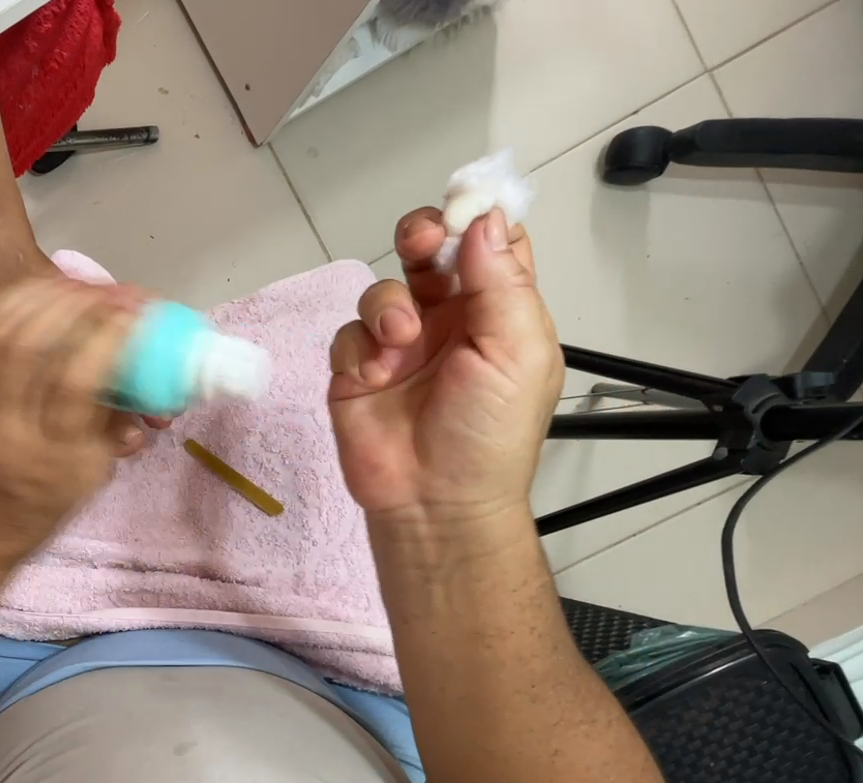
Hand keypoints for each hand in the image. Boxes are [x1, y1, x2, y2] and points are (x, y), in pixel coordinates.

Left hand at [0, 278, 140, 581]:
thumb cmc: (34, 512)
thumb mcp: (85, 482)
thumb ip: (112, 432)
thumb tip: (148, 390)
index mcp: (50, 460)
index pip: (80, 382)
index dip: (108, 339)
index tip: (133, 315)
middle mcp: (7, 433)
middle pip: (37, 350)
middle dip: (77, 309)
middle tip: (106, 293)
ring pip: (2, 339)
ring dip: (41, 303)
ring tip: (72, 288)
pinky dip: (5, 314)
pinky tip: (28, 299)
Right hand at [328, 208, 562, 526]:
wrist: (431, 498)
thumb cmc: (488, 431)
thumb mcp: (516, 352)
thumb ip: (500, 283)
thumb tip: (481, 220)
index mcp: (496, 311)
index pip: (489, 246)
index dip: (478, 218)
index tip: (466, 204)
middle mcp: (445, 320)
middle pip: (428, 254)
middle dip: (421, 236)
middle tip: (420, 240)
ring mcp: (395, 345)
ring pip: (381, 292)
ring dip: (387, 307)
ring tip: (398, 342)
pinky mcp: (354, 370)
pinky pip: (346, 335)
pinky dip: (357, 348)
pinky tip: (372, 375)